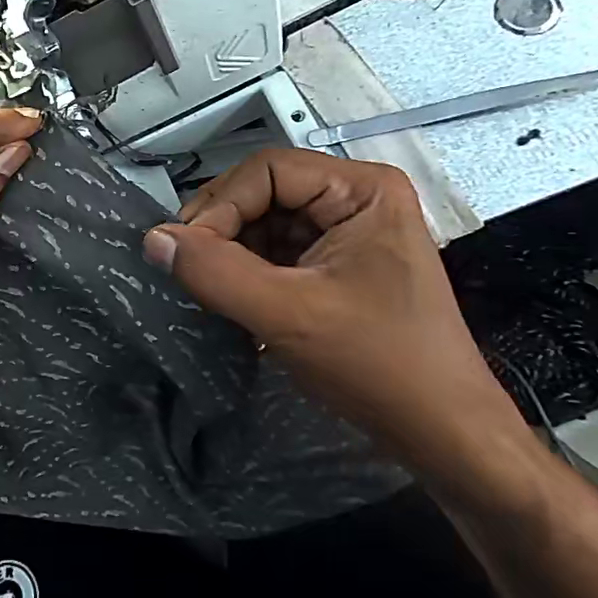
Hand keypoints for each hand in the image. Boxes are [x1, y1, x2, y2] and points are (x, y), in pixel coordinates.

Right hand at [142, 150, 529, 481]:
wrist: (442, 428)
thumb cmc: (379, 363)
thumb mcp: (289, 314)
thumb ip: (216, 273)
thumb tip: (154, 240)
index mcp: (362, 188)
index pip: (268, 170)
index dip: (220, 205)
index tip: (183, 250)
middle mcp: (359, 199)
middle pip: (268, 193)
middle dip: (225, 229)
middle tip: (188, 269)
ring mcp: (352, 233)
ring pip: (271, 225)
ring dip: (235, 253)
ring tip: (210, 288)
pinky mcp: (342, 266)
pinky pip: (284, 253)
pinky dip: (253, 272)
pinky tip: (235, 298)